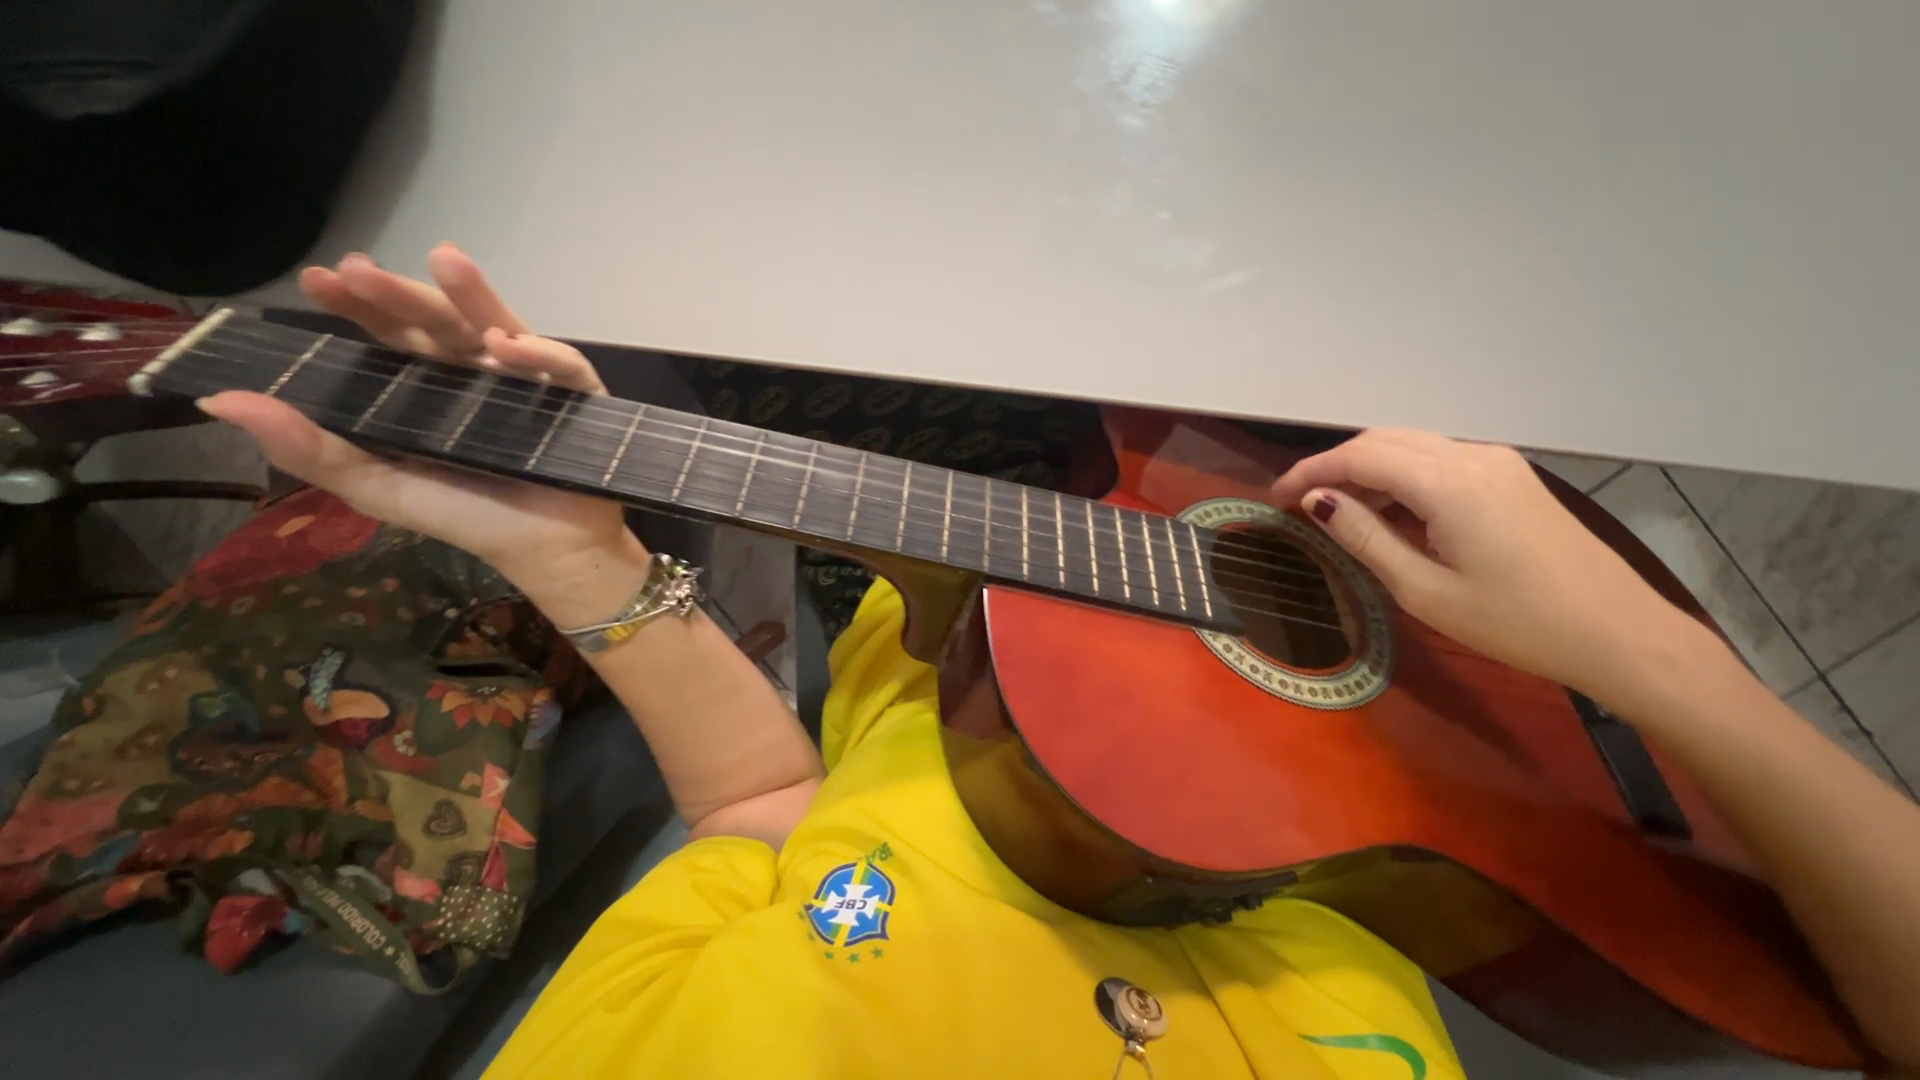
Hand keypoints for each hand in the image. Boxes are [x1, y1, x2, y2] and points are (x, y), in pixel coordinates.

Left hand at [198, 245, 638, 599]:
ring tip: (446, 261)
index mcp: (431, 390)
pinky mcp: (577, 395)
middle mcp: (478, 374)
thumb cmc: (469, 517)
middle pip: (439, 322)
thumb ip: (310, 449)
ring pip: (500, 325)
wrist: (547, 550)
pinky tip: (506, 347)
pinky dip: (539, 350)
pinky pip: (562, 364)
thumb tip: (219, 399)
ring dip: (474, 295)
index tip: (321, 280)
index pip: (391, 338)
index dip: (359, 307)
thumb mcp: (378, 486)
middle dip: (402, 293)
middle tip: (363, 271)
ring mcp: (530, 381)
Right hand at [1271, 430, 1694, 695]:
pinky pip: (1439, 463)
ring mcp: (1497, 463)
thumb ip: (1366, 538)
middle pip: (1384, 441)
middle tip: (1298, 505)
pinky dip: (1400, 479)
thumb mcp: (1424, 591)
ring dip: (1367, 472)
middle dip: (1334, 467)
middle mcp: (1472, 457)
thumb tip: (1317, 502)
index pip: (1360, 457)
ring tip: (1335, 514)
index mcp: (1450, 484)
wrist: (1619, 634)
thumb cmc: (1515, 624)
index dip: (1310, 472)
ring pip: (1411, 448)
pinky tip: (1388, 515)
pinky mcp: (1511, 477)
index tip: (1275, 500)